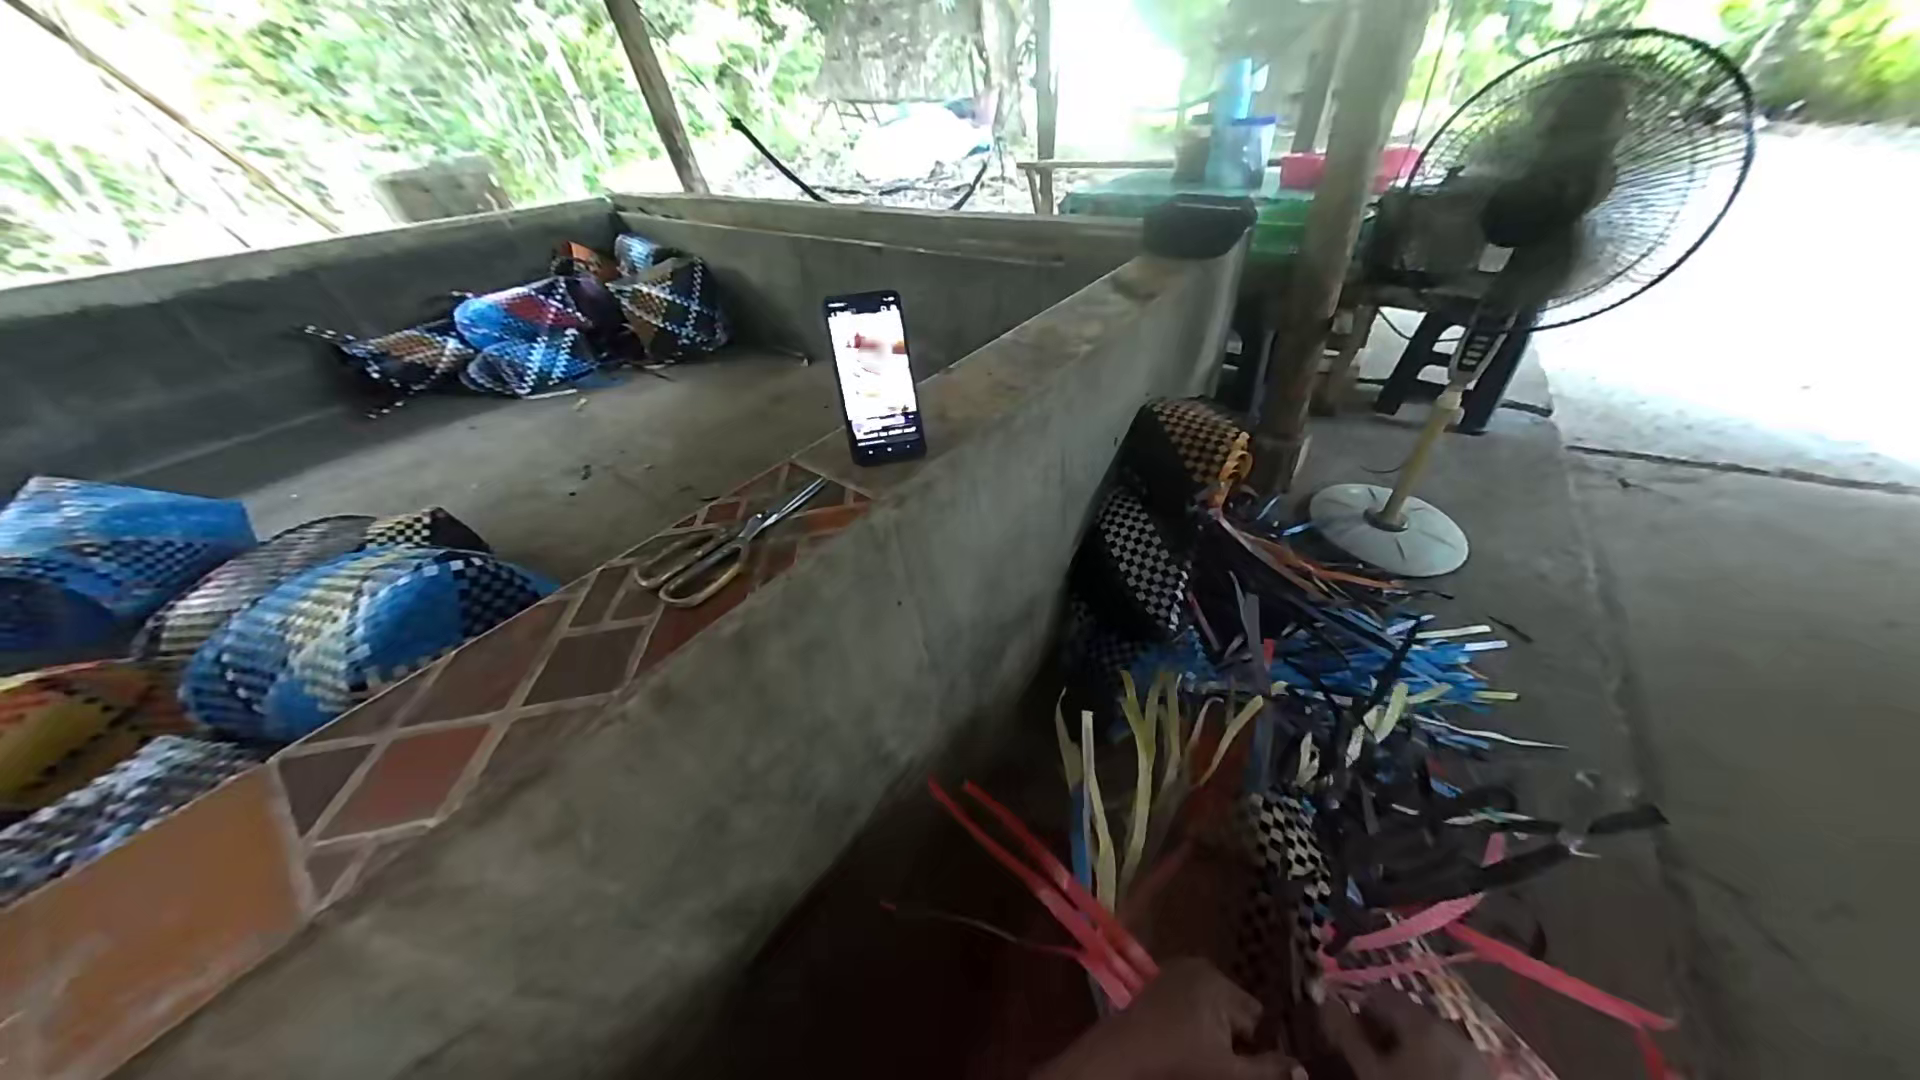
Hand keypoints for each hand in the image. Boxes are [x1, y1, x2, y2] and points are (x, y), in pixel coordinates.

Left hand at [1037, 958, 1300, 1079]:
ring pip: (1214, 1007)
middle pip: (1236, 1010)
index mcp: (1220, 982)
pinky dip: (1194, 1021)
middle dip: (1237, 1038)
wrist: (1122, 1056)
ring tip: (1201, 1056)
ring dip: (1216, 1031)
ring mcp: (1177, 970)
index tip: (1244, 1067)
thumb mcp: (1231, 1076)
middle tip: (1220, 1064)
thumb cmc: (1179, 1064)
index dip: (1258, 1048)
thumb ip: (1271, 1072)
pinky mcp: (1160, 982)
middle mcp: (1201, 966)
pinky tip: (1184, 1044)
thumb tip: (1306, 1071)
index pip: (1259, 1017)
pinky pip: (1192, 1001)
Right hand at [1318, 989, 1493, 1079]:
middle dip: (1380, 1028)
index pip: (1377, 993)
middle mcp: (1448, 1029)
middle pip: (1403, 1014)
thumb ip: (1345, 1033)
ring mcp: (1471, 1057)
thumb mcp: (1369, 1073)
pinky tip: (1414, 1078)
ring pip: (1425, 1037)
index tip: (1343, 1030)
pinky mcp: (1483, 1079)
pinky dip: (1426, 1062)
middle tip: (1363, 1054)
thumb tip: (1324, 1000)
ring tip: (1387, 1071)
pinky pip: (1445, 1057)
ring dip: (1403, 1047)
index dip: (1355, 1006)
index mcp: (1420, 1021)